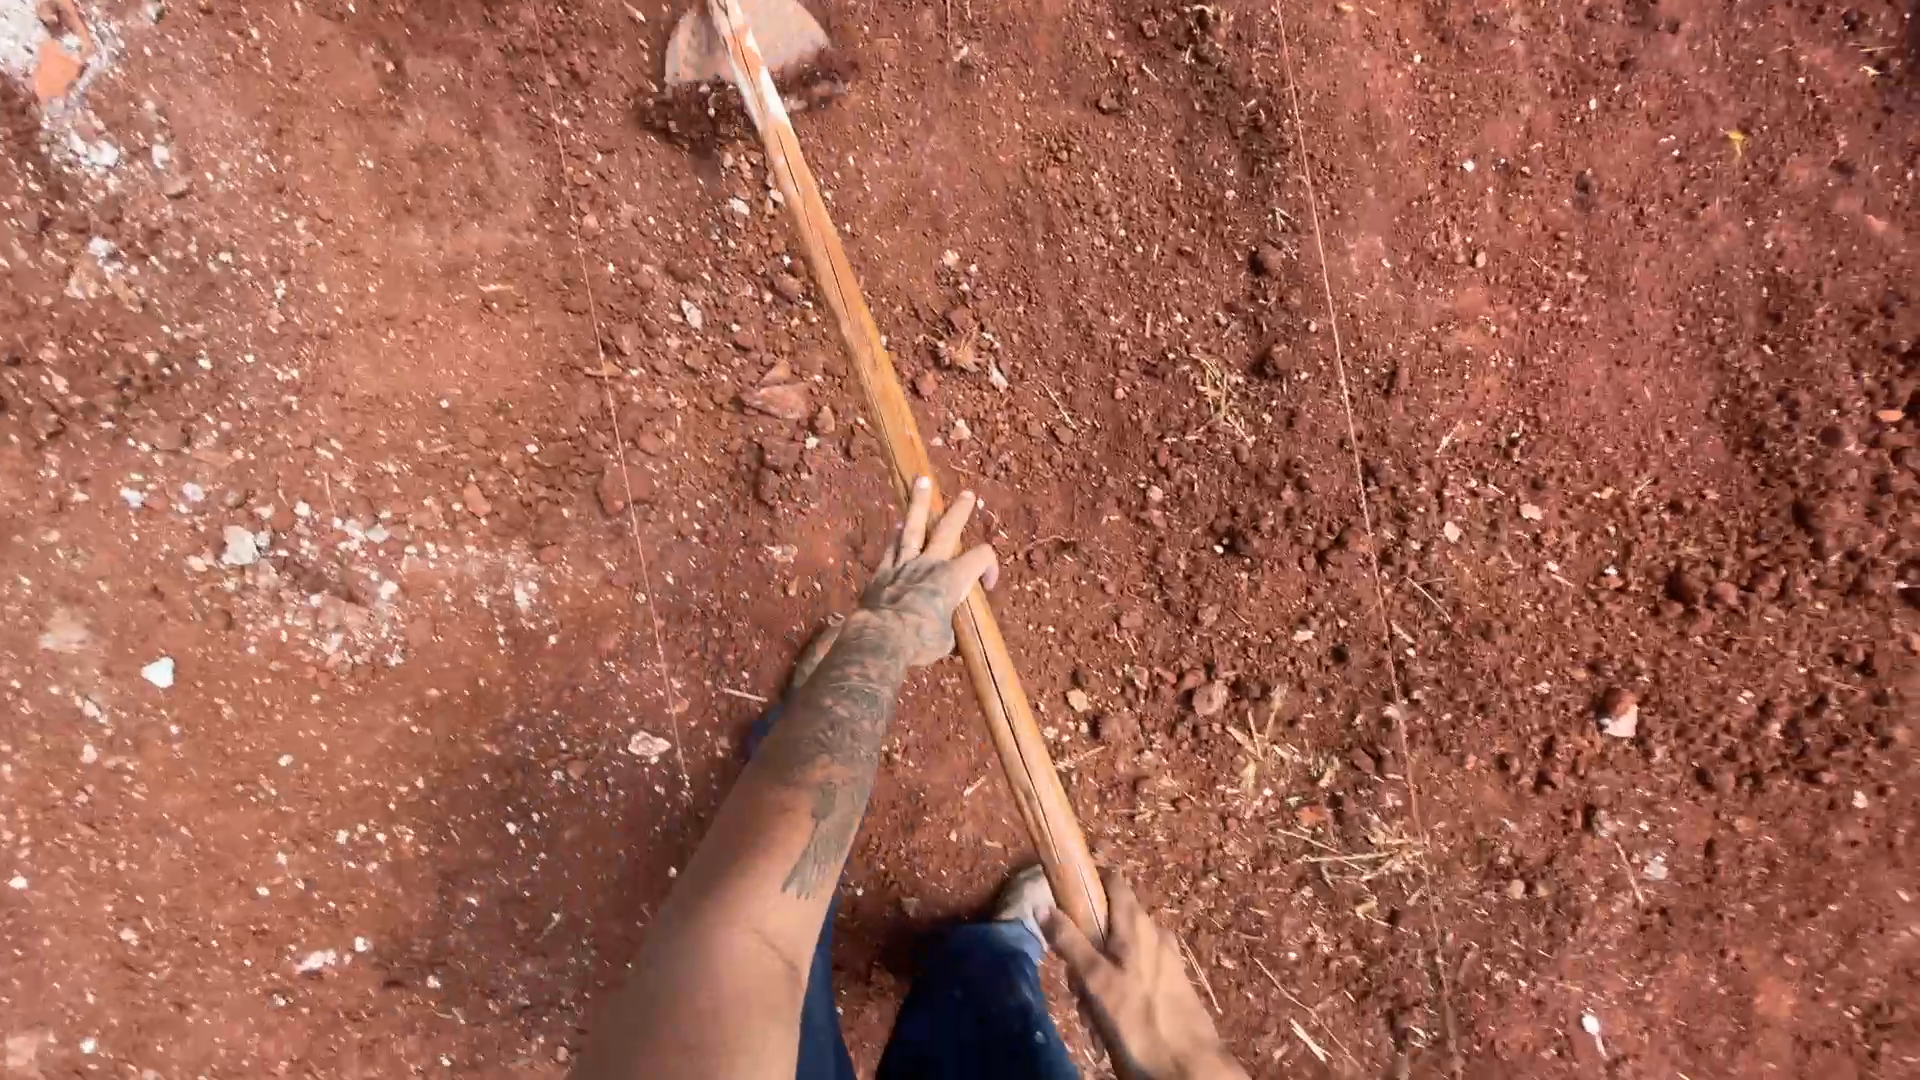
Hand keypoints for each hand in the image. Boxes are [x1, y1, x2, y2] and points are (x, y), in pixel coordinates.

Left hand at [855, 476, 999, 666]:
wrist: (880, 637)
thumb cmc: (919, 641)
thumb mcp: (945, 639)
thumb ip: (947, 627)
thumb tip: (944, 633)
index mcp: (952, 578)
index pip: (981, 557)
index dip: (990, 566)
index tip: (986, 584)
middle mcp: (930, 564)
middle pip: (947, 529)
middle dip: (959, 511)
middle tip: (967, 495)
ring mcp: (904, 564)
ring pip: (914, 527)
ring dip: (919, 504)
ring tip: (922, 481)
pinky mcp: (882, 572)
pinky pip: (891, 548)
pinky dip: (895, 536)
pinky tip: (896, 525)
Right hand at [1041, 874, 1247, 1079]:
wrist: (1192, 1070)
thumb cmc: (1140, 1019)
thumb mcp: (1097, 981)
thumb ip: (1069, 942)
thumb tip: (1042, 906)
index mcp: (1137, 921)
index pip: (1112, 879)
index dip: (1088, 880)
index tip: (1064, 897)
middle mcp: (1154, 930)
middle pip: (1111, 918)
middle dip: (1087, 940)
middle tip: (1073, 976)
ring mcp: (1167, 956)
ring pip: (1121, 948)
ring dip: (1100, 970)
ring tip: (1090, 1007)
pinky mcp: (1172, 982)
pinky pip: (1136, 971)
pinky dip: (1119, 984)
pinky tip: (1111, 1017)